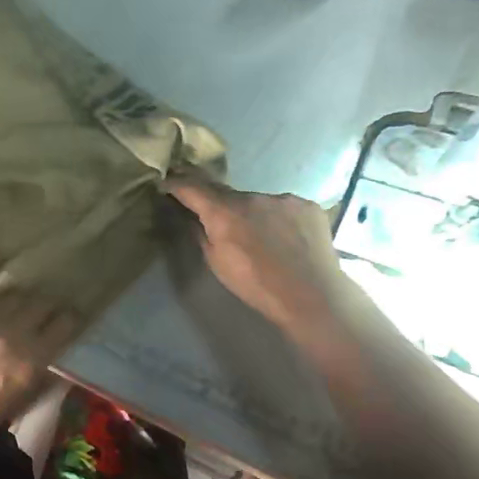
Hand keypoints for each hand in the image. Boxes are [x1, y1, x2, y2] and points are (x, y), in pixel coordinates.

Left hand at [0, 293, 81, 452]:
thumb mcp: (26, 398)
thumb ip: (44, 372)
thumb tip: (56, 353)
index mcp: (34, 358)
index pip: (65, 323)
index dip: (72, 317)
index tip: (72, 316)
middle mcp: (14, 334)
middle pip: (42, 302)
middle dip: (49, 303)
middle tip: (49, 306)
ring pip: (15, 295)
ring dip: (24, 298)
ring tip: (24, 302)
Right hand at [165, 179, 353, 332]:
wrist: (311, 295)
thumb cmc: (256, 284)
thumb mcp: (216, 263)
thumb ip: (201, 233)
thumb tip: (192, 216)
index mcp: (224, 212)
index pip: (192, 187)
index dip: (176, 183)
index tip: (166, 183)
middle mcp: (252, 197)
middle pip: (226, 194)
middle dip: (216, 204)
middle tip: (217, 220)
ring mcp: (283, 198)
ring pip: (257, 201)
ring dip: (251, 213)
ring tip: (259, 237)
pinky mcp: (307, 205)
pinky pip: (282, 207)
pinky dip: (276, 218)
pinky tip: (284, 238)